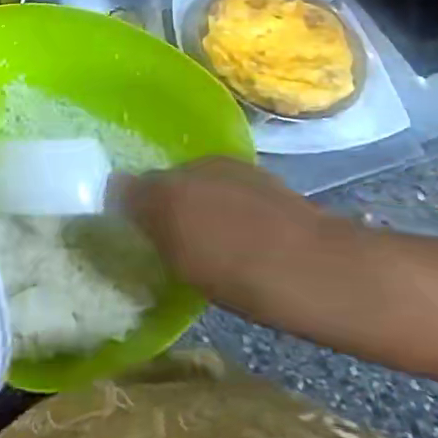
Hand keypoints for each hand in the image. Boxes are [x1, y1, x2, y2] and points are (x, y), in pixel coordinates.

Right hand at [109, 157, 346, 315]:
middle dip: (166, 210)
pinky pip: (233, 203)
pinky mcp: (271, 191)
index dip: (132, 211)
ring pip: (203, 193)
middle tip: (168, 249)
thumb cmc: (237, 268)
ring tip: (205, 254)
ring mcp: (241, 175)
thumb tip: (118, 189)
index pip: (137, 185)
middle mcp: (204, 164)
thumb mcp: (177, 250)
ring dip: (199, 215)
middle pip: (170, 185)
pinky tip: (239, 249)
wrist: (318, 272)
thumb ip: (143, 212)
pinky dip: (228, 220)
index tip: (134, 240)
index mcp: (176, 176)